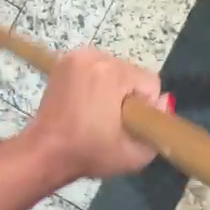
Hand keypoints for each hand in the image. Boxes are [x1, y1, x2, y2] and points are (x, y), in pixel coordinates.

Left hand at [21, 48, 168, 181]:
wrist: (46, 151)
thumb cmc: (90, 152)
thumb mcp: (136, 153)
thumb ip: (160, 126)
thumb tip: (164, 101)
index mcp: (113, 73)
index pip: (150, 82)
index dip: (146, 106)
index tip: (129, 123)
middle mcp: (95, 57)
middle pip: (130, 73)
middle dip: (128, 94)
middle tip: (111, 120)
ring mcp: (76, 56)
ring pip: (113, 69)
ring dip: (112, 87)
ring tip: (97, 112)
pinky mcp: (63, 61)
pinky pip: (94, 67)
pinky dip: (95, 81)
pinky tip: (86, 102)